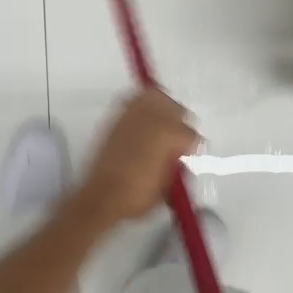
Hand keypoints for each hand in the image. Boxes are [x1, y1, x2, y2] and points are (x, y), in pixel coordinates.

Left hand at [68, 88, 198, 227]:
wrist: (102, 196)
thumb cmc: (137, 196)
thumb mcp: (168, 187)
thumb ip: (177, 166)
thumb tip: (179, 157)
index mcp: (169, 135)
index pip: (190, 133)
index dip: (191, 146)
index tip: (186, 155)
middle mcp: (152, 119)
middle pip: (175, 108)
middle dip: (179, 122)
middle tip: (177, 137)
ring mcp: (132, 116)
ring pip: (154, 96)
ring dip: (162, 106)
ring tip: (162, 121)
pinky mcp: (116, 119)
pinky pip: (132, 101)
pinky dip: (140, 104)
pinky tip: (142, 117)